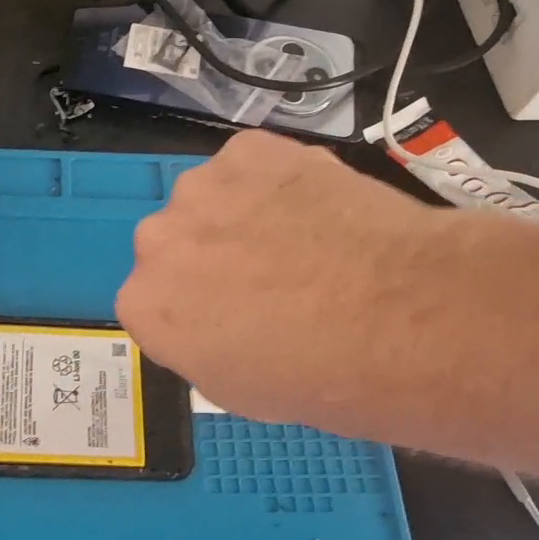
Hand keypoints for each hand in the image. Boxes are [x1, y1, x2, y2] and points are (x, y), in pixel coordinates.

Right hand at [116, 130, 448, 425]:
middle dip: (211, 256)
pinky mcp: (248, 150)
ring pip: (212, 199)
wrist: (395, 315)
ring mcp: (200, 188)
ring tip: (303, 238)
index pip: (155, 301)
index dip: (199, 308)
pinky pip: (253, 165)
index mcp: (143, 305)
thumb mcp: (236, 389)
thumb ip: (201, 345)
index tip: (236, 317)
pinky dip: (277, 180)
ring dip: (242, 214)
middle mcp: (155, 240)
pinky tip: (317, 206)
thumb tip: (219, 321)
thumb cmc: (315, 375)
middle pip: (176, 243)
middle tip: (271, 277)